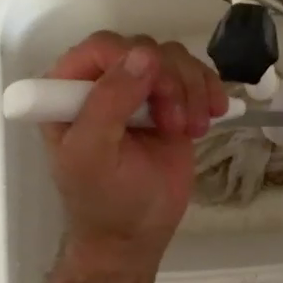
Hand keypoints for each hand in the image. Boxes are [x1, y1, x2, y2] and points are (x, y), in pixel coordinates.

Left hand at [42, 32, 226, 270]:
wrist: (137, 235)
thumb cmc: (104, 201)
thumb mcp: (92, 156)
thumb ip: (108, 103)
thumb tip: (144, 55)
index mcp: (68, 90)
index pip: (100, 47)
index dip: (130, 59)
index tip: (152, 92)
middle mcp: (103, 81)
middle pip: (144, 49)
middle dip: (168, 82)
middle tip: (175, 124)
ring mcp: (139, 88)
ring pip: (174, 57)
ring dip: (190, 90)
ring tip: (192, 130)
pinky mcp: (172, 99)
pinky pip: (195, 72)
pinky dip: (209, 89)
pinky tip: (213, 115)